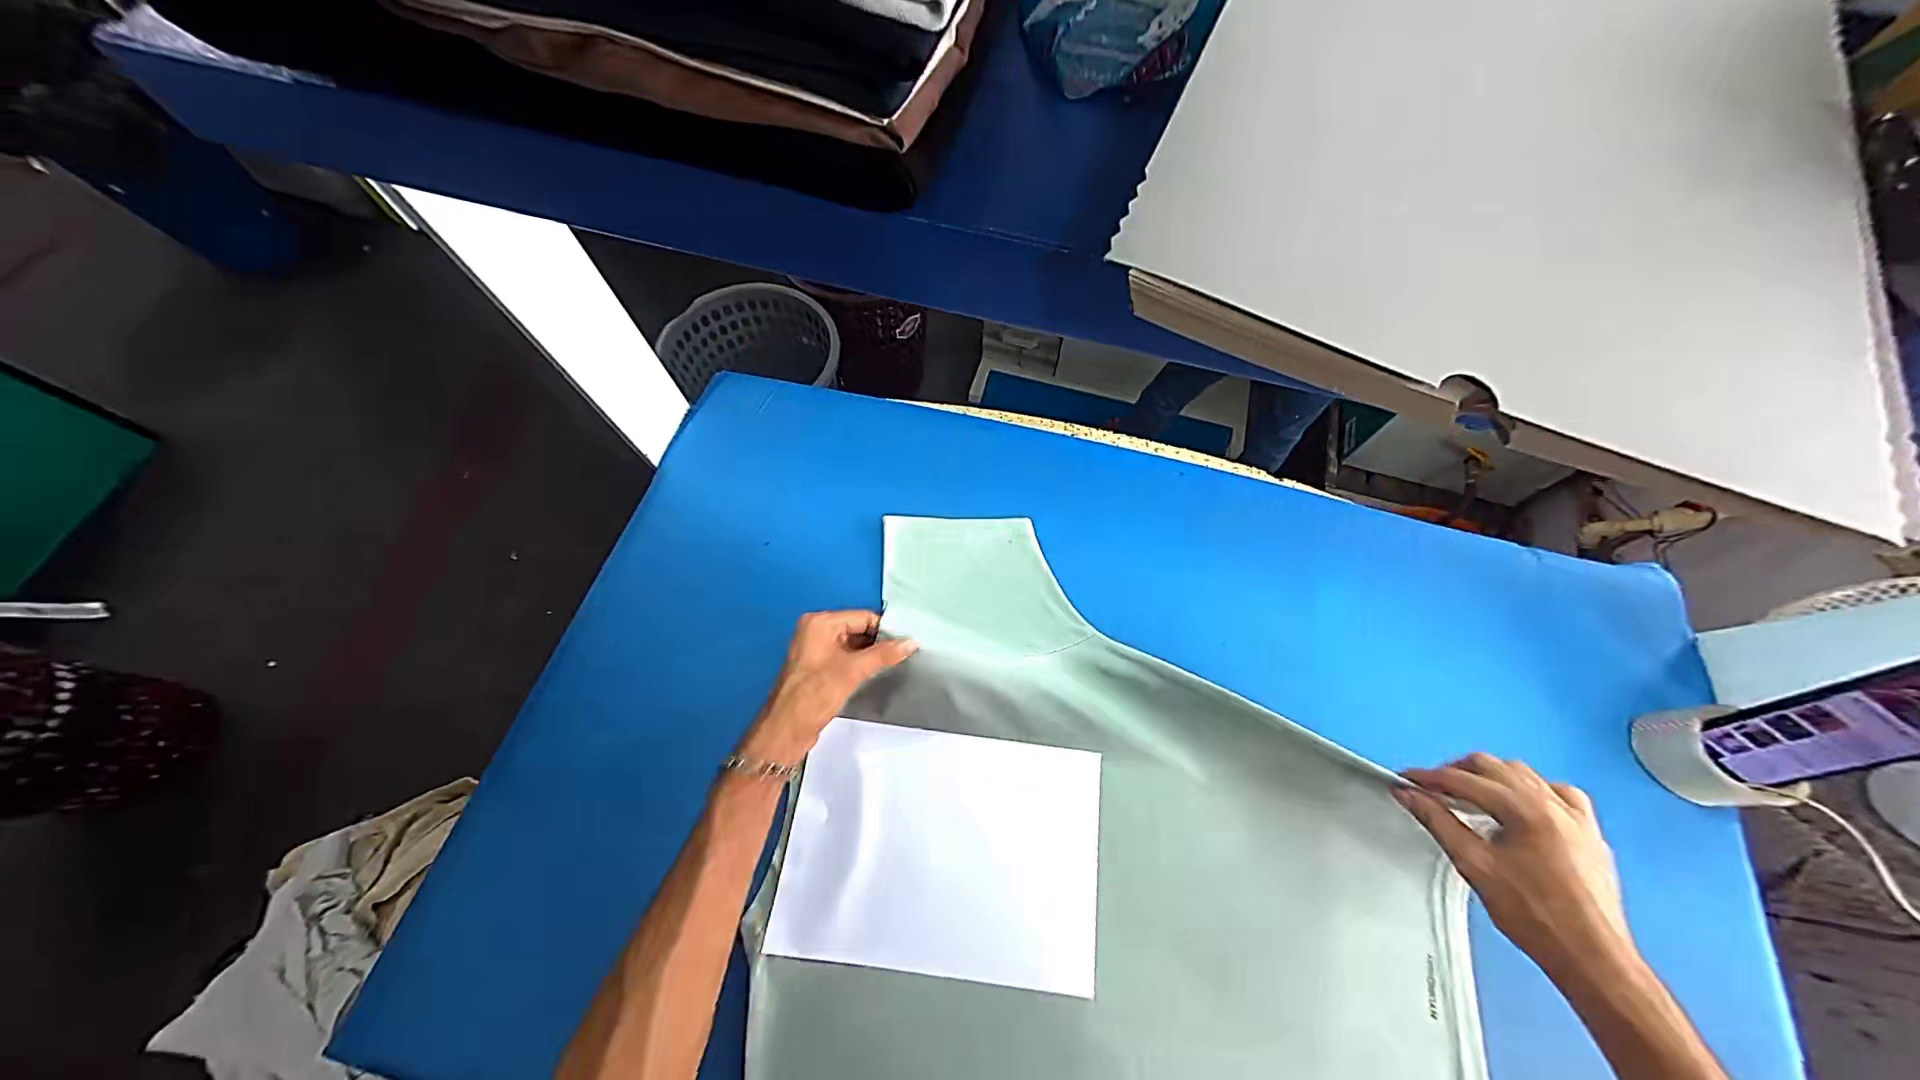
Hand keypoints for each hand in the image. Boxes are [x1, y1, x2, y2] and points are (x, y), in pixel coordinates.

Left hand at [735, 610, 916, 766]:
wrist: (786, 729)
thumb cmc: (811, 697)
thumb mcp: (853, 671)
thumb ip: (884, 654)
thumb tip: (909, 643)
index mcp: (819, 623)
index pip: (862, 617)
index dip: (884, 630)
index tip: (904, 643)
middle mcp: (815, 631)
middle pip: (858, 629)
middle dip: (878, 643)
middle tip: (900, 656)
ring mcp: (815, 649)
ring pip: (853, 645)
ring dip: (869, 655)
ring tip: (889, 666)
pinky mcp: (818, 667)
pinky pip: (845, 658)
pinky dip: (859, 664)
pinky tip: (872, 674)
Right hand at [1396, 754, 1633, 976]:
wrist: (1592, 958)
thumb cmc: (1536, 917)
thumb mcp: (1474, 865)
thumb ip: (1438, 821)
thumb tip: (1410, 795)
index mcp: (1527, 810)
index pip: (1464, 780)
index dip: (1428, 778)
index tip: (1407, 780)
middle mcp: (1555, 806)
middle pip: (1493, 767)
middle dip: (1456, 772)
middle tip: (1431, 788)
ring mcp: (1578, 819)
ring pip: (1525, 774)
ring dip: (1491, 777)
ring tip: (1468, 795)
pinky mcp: (1590, 834)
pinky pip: (1559, 794)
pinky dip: (1531, 791)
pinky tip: (1519, 806)